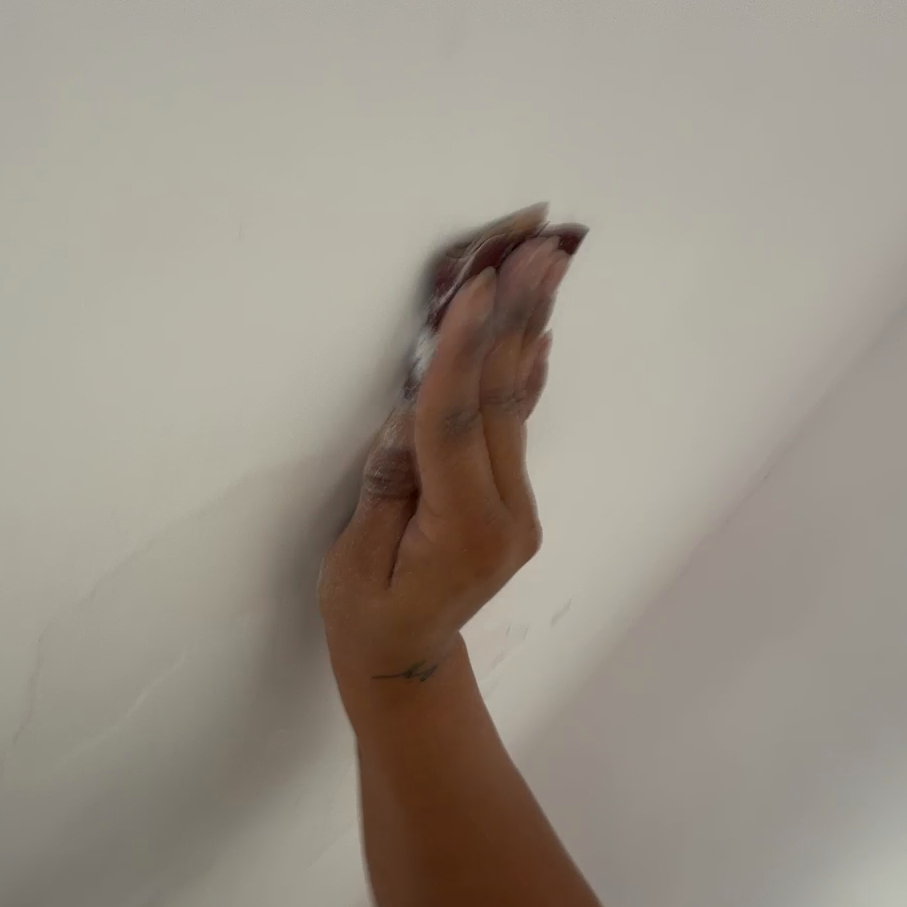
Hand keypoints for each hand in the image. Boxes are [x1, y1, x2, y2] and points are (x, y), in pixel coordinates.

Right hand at [319, 237, 570, 681]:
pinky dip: (525, 376)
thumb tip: (410, 415)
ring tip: (550, 265)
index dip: (461, 354)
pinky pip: (515, 429)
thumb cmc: (367, 618)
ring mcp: (517, 508)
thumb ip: (388, 485)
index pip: (456, 426)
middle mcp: (506, 515)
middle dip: (515, 320)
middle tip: (537, 247)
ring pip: (516, 407)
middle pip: (503, 403)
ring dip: (529, 332)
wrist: (407, 659)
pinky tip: (541, 336)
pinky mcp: (511, 501)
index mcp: (464, 532)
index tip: (477, 285)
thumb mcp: (356, 560)